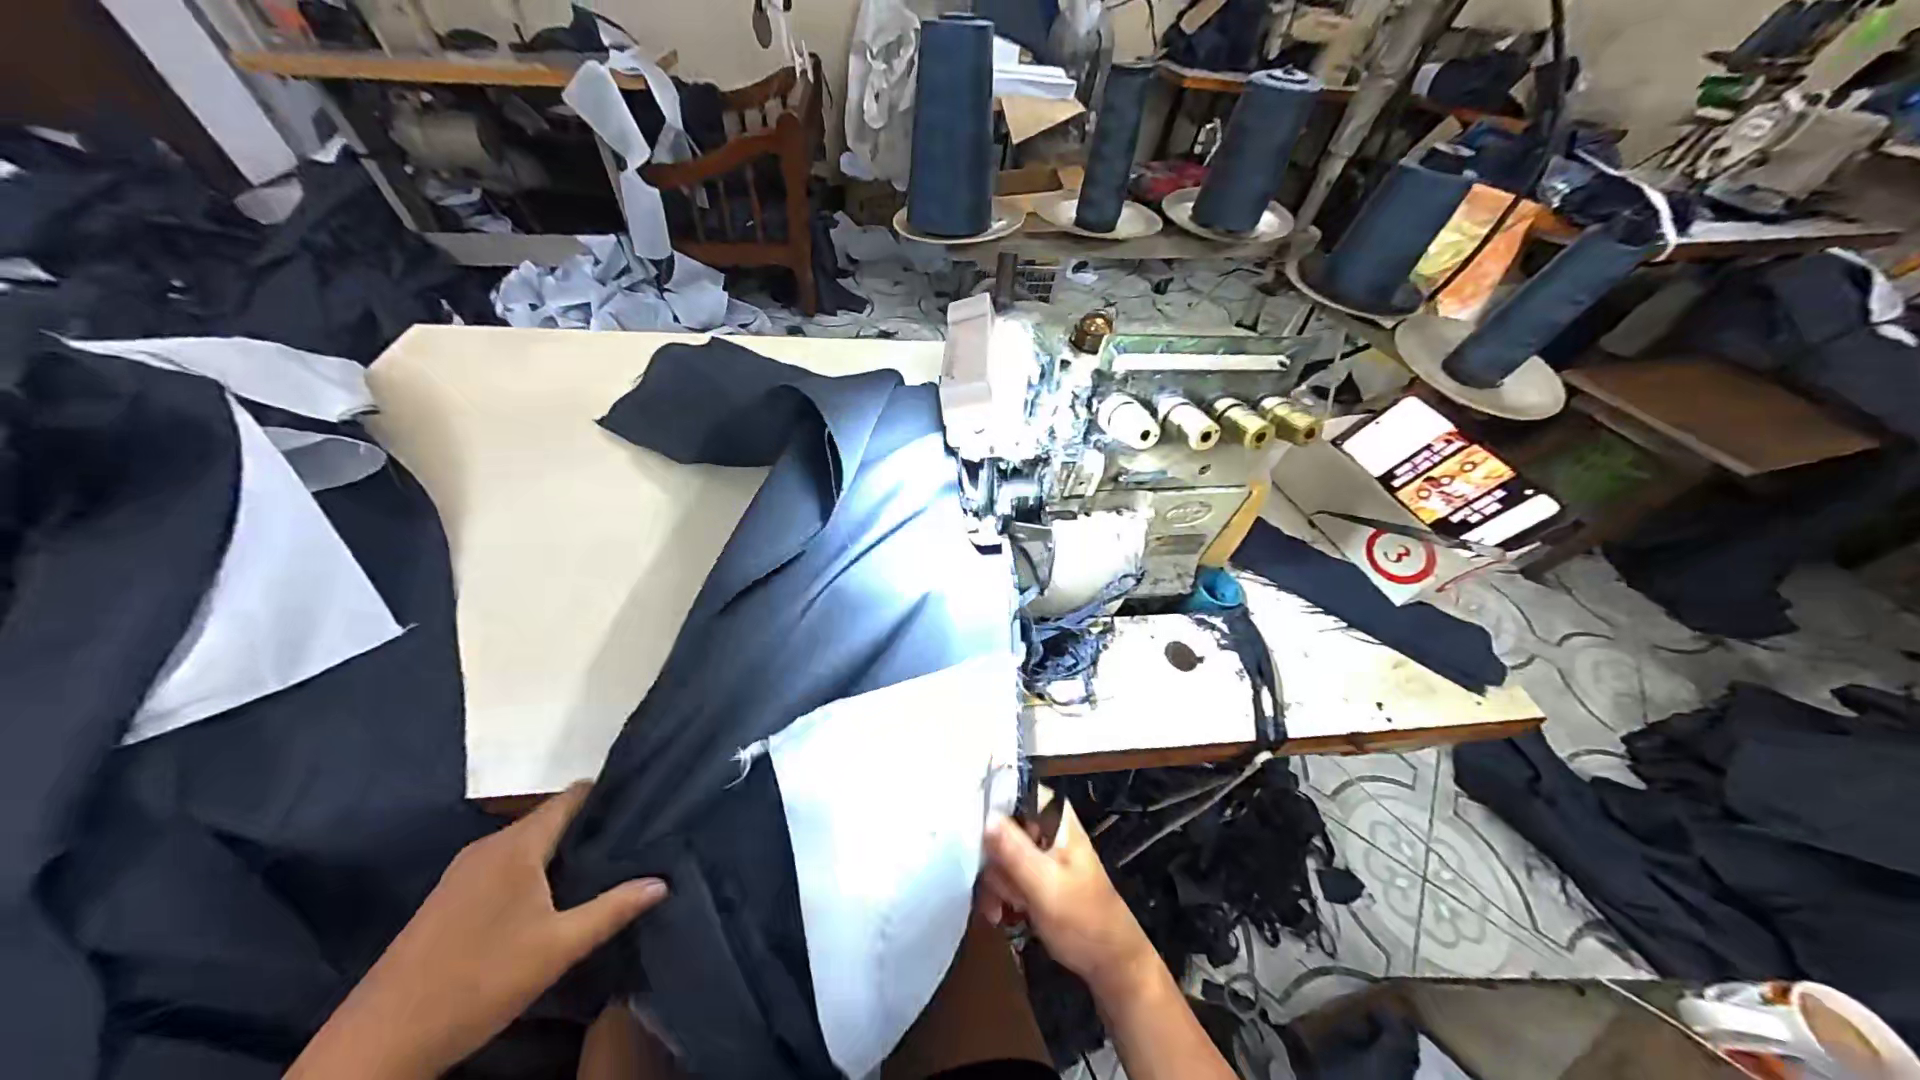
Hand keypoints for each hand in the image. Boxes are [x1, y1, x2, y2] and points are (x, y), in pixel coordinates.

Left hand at [288, 782, 668, 1079]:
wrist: (379, 1042)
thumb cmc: (478, 982)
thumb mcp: (558, 948)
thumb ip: (613, 908)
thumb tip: (662, 881)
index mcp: (515, 846)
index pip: (570, 797)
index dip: (606, 793)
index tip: (643, 798)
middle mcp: (487, 847)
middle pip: (549, 819)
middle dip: (589, 825)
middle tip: (633, 837)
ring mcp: (462, 873)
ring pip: (526, 844)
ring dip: (561, 850)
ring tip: (603, 863)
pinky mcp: (449, 898)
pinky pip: (505, 864)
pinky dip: (535, 868)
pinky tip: (554, 895)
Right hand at [976, 800, 1156, 1000]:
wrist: (1110, 963)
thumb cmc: (1084, 922)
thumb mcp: (1045, 887)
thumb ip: (1014, 852)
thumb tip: (985, 816)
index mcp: (1054, 816)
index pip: (1013, 791)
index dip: (989, 811)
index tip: (977, 843)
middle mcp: (1045, 826)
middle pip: (999, 825)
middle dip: (993, 862)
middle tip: (1000, 890)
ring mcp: (1039, 850)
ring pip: (997, 851)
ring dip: (995, 884)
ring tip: (1003, 909)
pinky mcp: (1034, 872)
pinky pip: (1004, 872)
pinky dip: (1000, 893)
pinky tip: (1002, 913)